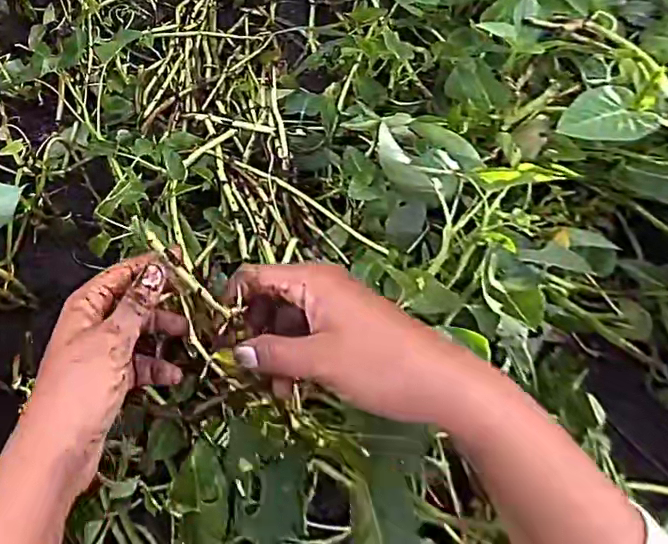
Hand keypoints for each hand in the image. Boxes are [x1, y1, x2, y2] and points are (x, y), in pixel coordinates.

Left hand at [18, 254, 186, 493]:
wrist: (58, 449)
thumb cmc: (80, 387)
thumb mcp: (112, 339)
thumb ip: (136, 304)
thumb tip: (155, 271)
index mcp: (86, 304)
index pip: (121, 274)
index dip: (150, 265)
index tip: (179, 258)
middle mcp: (92, 323)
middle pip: (132, 302)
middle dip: (161, 302)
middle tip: (193, 301)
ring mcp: (100, 353)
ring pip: (137, 334)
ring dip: (161, 335)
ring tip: (190, 337)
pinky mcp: (108, 380)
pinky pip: (136, 364)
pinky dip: (154, 366)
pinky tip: (174, 375)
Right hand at [223, 262, 648, 543]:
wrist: (448, 384)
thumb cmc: (380, 365)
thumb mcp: (320, 363)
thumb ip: (273, 355)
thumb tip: (234, 353)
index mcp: (310, 279)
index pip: (253, 276)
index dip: (231, 301)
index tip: (219, 335)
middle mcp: (319, 282)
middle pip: (268, 297)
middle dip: (255, 331)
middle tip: (247, 369)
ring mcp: (335, 302)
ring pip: (288, 318)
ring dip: (276, 349)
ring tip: (277, 390)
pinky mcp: (347, 323)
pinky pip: (308, 330)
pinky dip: (297, 353)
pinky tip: (297, 387)